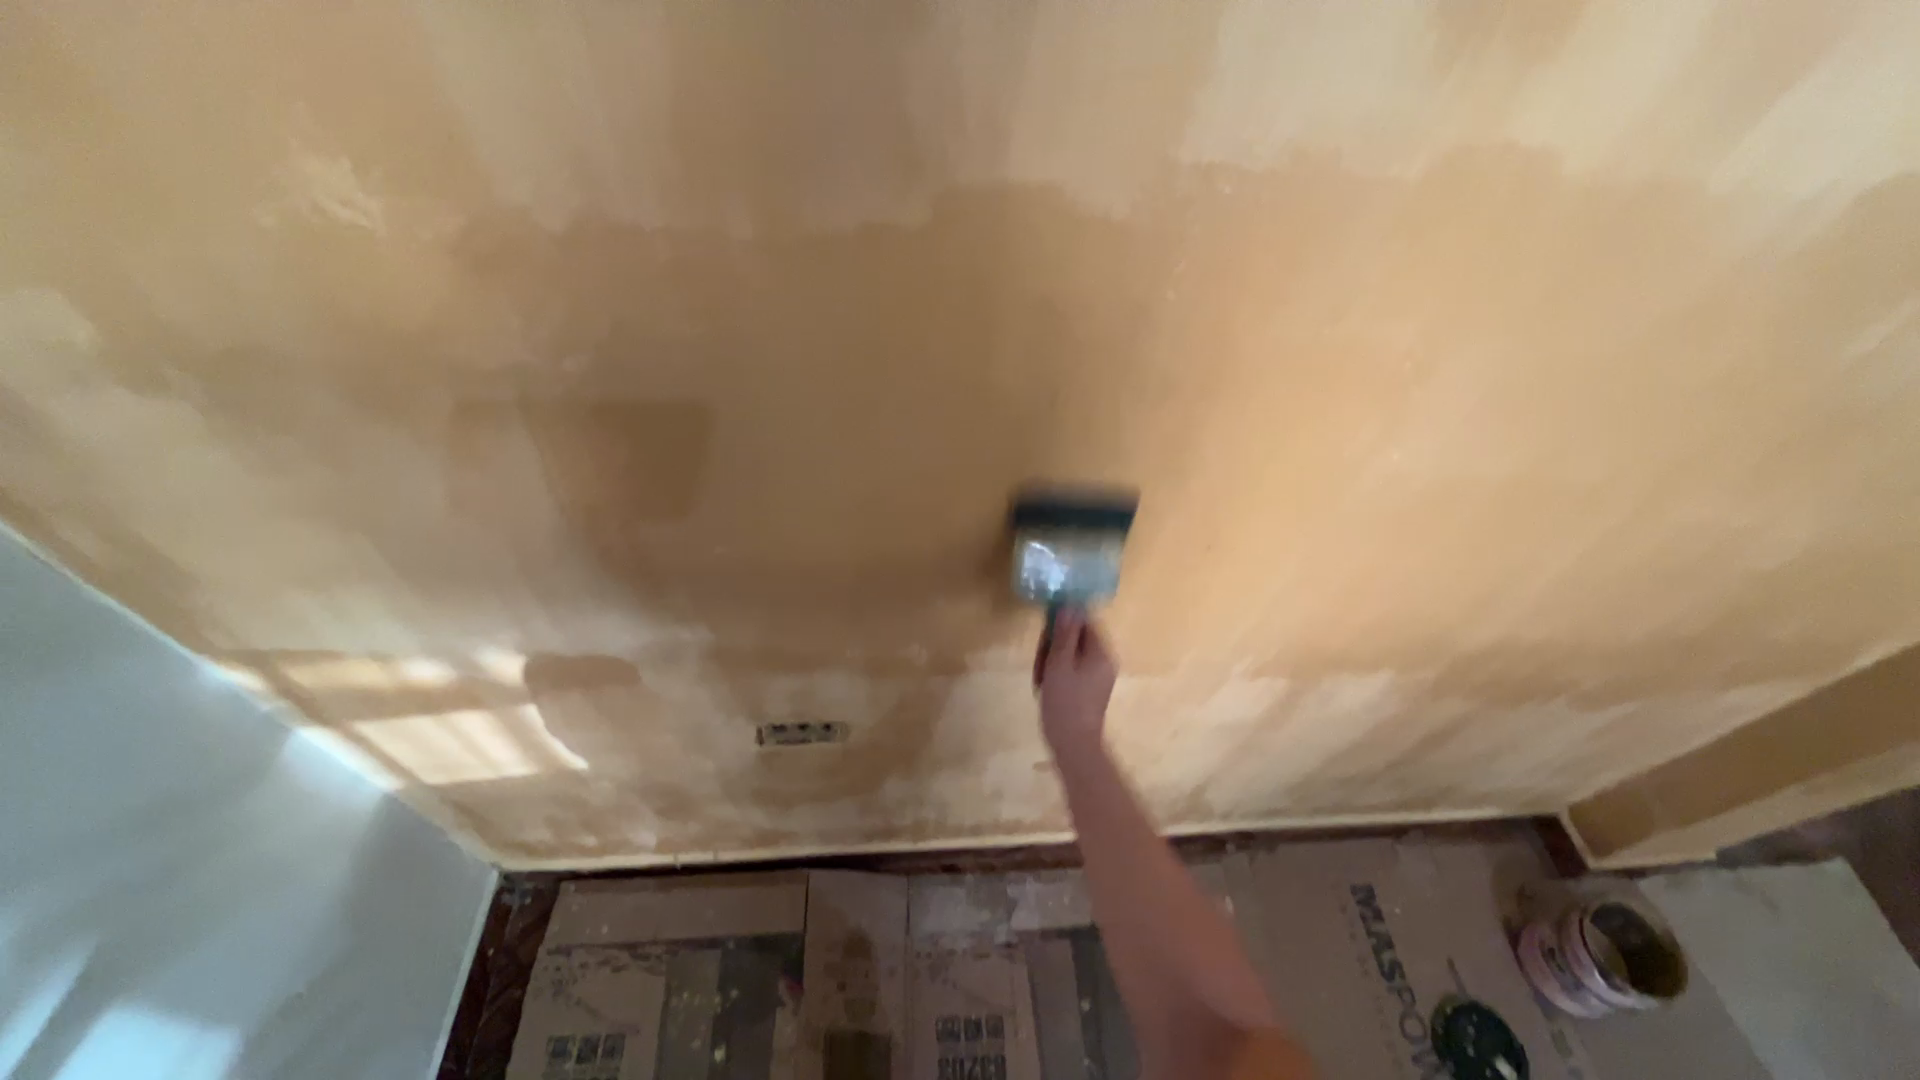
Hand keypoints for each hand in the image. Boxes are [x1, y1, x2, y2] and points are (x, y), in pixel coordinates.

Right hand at [1035, 608, 1116, 753]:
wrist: (1073, 745)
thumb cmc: (1065, 702)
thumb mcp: (1059, 663)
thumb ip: (1064, 633)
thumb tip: (1069, 605)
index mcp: (1101, 651)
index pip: (1083, 620)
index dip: (1061, 623)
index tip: (1045, 637)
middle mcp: (1104, 660)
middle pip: (1076, 637)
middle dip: (1053, 646)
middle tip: (1041, 664)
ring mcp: (1097, 676)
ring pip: (1069, 654)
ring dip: (1051, 661)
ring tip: (1041, 680)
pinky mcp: (1089, 689)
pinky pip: (1071, 669)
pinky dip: (1056, 674)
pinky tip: (1045, 688)